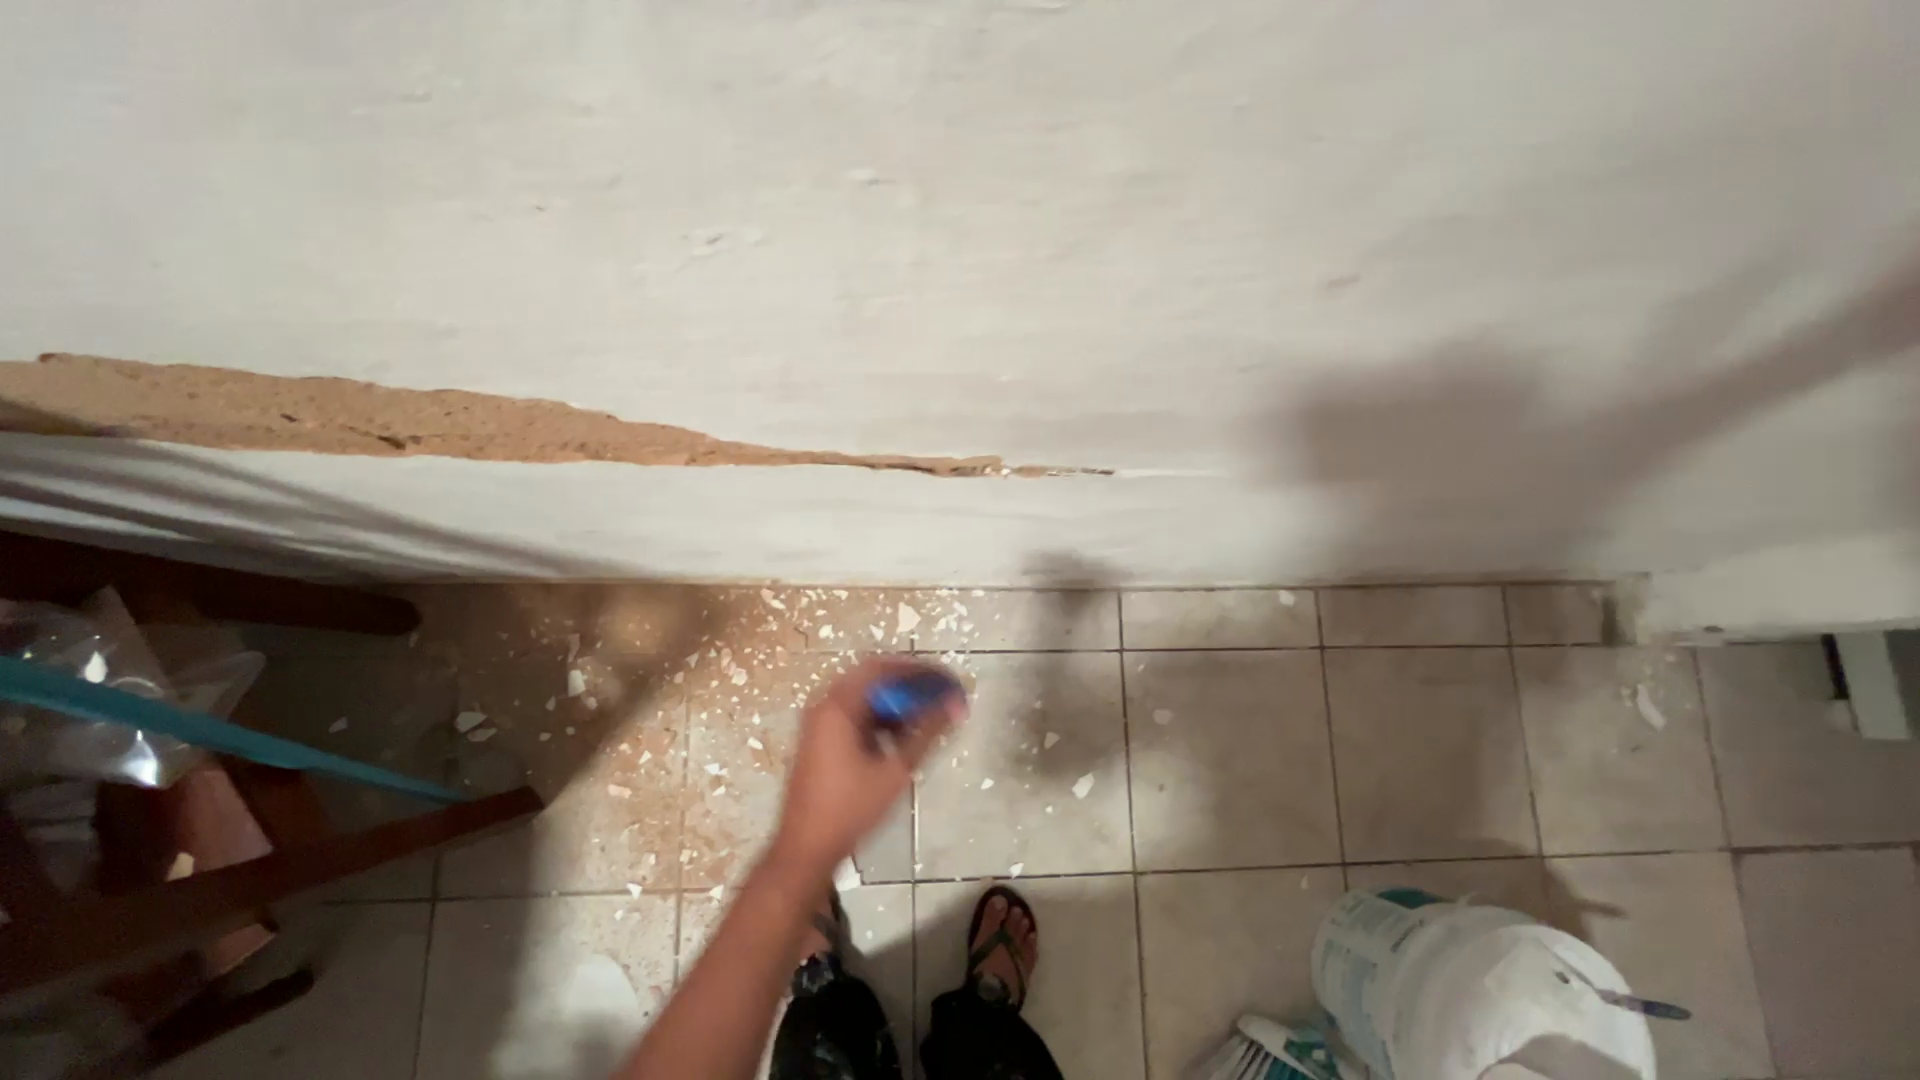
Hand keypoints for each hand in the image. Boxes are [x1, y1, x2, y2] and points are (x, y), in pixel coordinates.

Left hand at [769, 657, 964, 876]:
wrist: (805, 849)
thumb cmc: (849, 809)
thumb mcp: (894, 770)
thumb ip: (926, 733)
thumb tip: (954, 705)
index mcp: (837, 705)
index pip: (882, 667)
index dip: (918, 670)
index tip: (946, 680)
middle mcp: (824, 705)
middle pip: (873, 679)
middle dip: (911, 685)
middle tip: (942, 696)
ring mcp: (819, 723)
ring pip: (865, 698)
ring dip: (897, 703)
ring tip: (930, 716)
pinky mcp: (820, 740)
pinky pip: (855, 715)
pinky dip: (881, 718)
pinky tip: (905, 735)